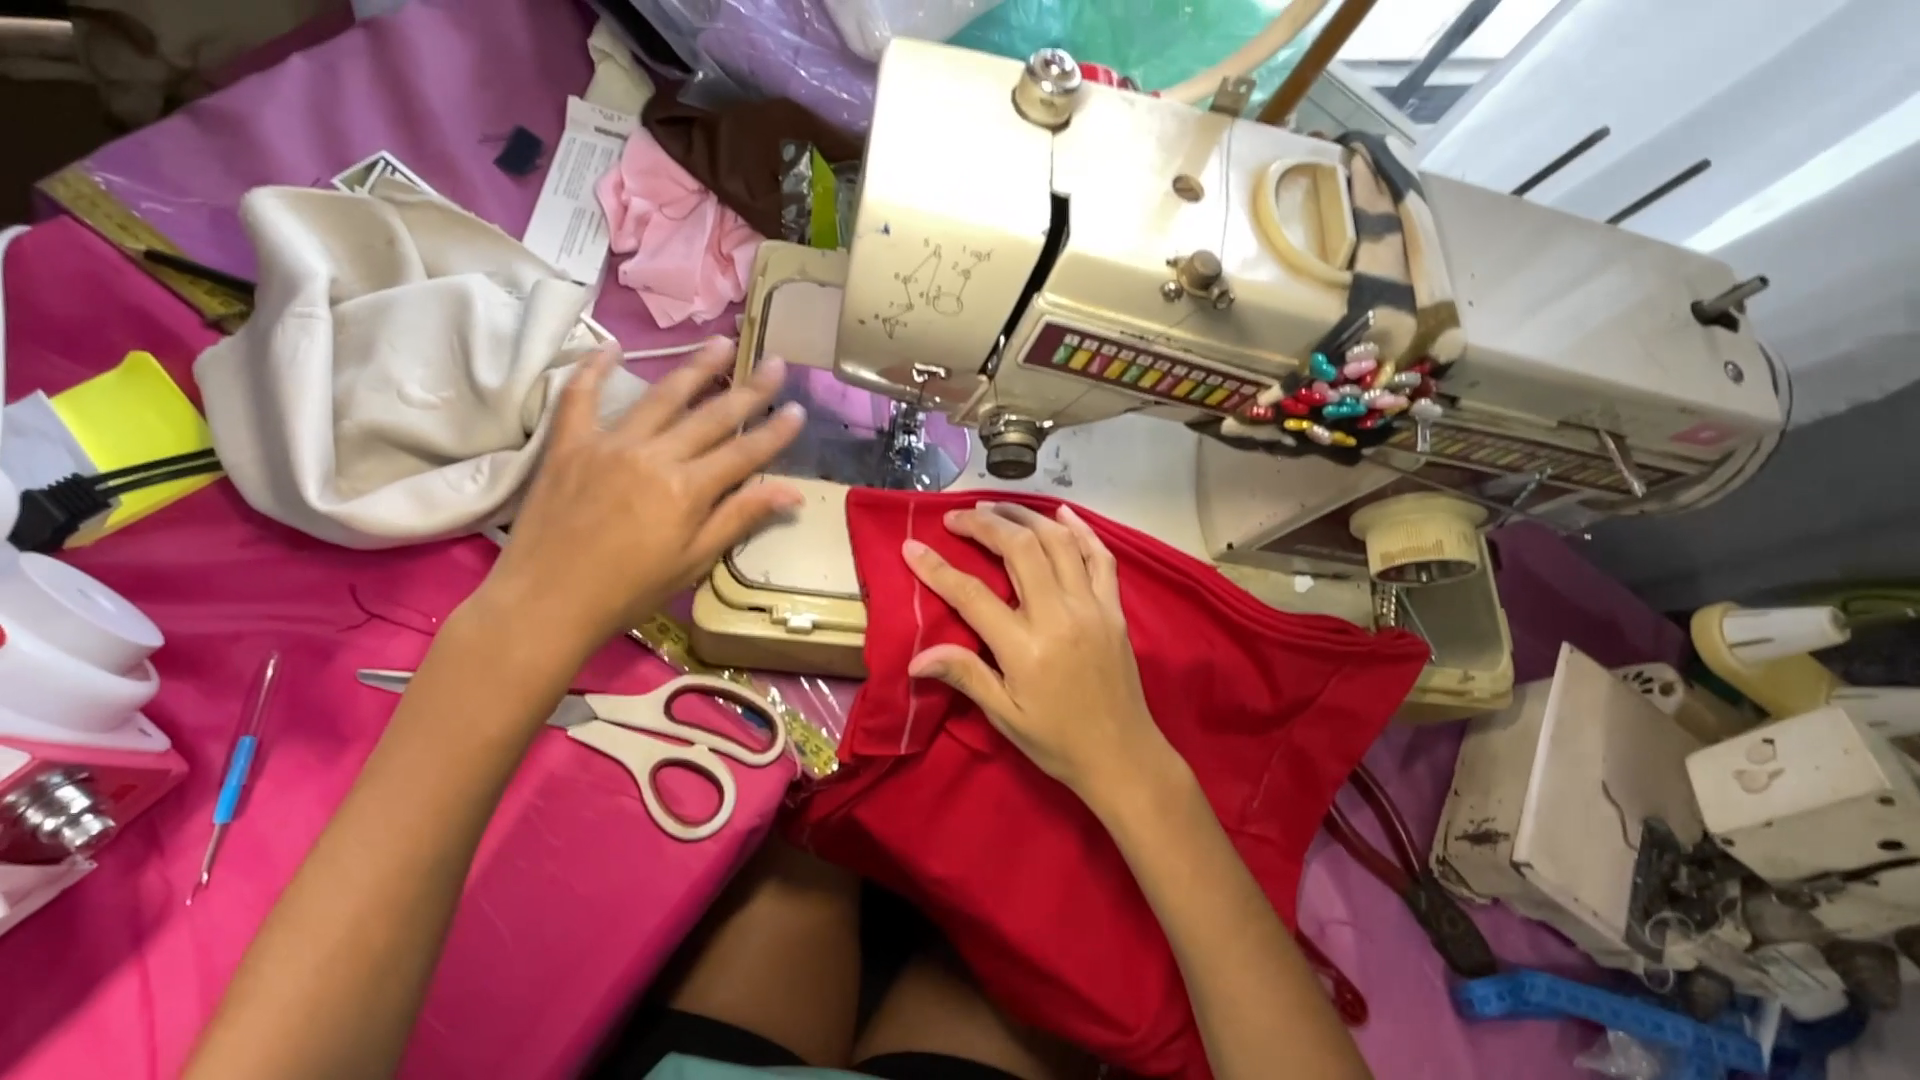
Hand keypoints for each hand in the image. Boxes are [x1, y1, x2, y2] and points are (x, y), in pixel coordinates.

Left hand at [478, 340, 804, 659]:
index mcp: (687, 490)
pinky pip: (581, 396)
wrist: (545, 602)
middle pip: (711, 416)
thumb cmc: (628, 591)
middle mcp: (654, 456)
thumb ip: (739, 518)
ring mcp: (609, 444)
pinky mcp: (569, 444)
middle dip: (749, 390)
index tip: (799, 409)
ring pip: (660, 396)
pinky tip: (613, 346)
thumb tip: (791, 492)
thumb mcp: (693, 562)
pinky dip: (595, 369)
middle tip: (776, 363)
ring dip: (695, 368)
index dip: (774, 432)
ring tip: (720, 342)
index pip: (743, 453)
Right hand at [901, 501, 1178, 805]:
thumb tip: (915, 658)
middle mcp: (1059, 617)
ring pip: (1058, 543)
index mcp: (1025, 648)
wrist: (1122, 756)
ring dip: (1025, 517)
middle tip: (957, 517)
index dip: (937, 568)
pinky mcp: (1114, 609)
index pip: (972, 595)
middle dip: (984, 525)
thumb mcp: (1004, 716)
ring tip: (997, 508)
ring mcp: (1092, 608)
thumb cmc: (1056, 741)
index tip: (912, 547)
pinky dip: (1081, 530)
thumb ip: (965, 676)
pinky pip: (1100, 557)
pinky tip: (1062, 513)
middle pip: (1019, 550)